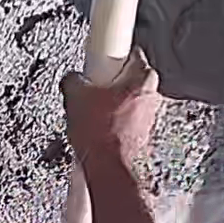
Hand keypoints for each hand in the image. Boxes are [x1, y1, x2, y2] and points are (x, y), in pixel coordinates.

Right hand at [61, 49, 167, 222]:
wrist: (111, 171)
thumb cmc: (102, 136)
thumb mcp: (75, 97)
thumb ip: (73, 80)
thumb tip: (71, 79)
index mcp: (142, 76)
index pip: (129, 52)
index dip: (109, 55)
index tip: (101, 57)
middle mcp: (151, 93)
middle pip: (125, 78)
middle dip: (105, 85)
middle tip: (86, 95)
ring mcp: (148, 115)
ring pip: (124, 101)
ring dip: (107, 107)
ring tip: (88, 119)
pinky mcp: (140, 134)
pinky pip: (122, 121)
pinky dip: (109, 125)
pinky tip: (94, 134)